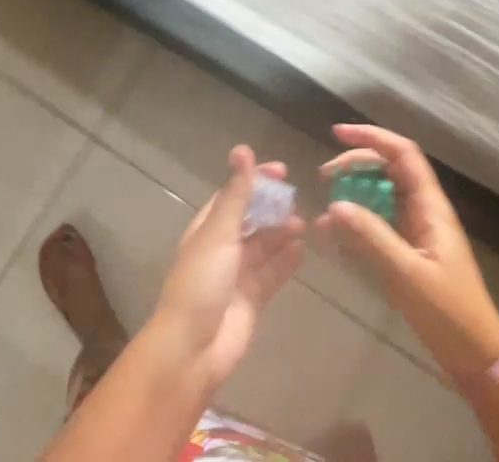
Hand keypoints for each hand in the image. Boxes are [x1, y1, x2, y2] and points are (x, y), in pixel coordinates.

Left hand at [150, 146, 305, 386]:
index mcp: (206, 229)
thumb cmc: (201, 282)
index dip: (254, 181)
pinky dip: (287, 259)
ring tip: (304, 222)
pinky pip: (273, 272)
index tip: (281, 171)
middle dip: (271, 207)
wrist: (194, 347)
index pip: (232, 195)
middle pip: (250, 220)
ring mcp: (237, 274)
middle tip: (297, 197)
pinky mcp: (253, 298)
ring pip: (264, 246)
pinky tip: (303, 248)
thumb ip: (236, 194)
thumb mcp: (219, 233)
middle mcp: (221, 248)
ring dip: (281, 232)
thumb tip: (243, 150)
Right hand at [316, 124, 498, 385]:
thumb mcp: (408, 273)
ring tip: (325, 208)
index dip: (372, 137)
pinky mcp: (408, 252)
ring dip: (353, 194)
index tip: (336, 133)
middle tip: (324, 176)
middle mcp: (424, 211)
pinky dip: (356, 222)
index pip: (403, 154)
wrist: (476, 356)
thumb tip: (335, 204)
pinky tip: (332, 234)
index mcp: (432, 207)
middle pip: (389, 169)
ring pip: (381, 196)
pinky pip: (378, 224)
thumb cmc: (448, 312)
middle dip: (356, 164)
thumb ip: (371, 237)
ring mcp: (416, 231)